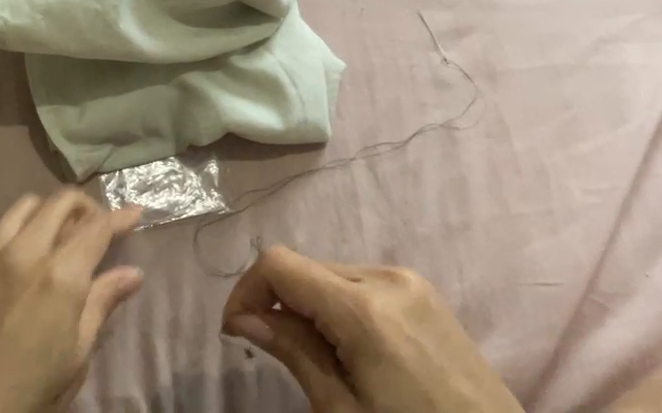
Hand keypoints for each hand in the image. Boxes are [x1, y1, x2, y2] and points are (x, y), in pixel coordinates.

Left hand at [0, 190, 144, 412]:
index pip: (97, 227)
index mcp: (59, 275)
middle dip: (86, 206)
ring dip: (50, 210)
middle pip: (60, 202)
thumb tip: (131, 274)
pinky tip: (24, 261)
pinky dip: (20, 232)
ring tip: (62, 233)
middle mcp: (24, 252)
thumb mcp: (76, 356)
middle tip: (99, 226)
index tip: (135, 212)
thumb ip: (101, 305)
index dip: (120, 216)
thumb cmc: (29, 394)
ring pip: (24, 206)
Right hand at [221, 247, 520, 412]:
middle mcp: (386, 276)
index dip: (246, 290)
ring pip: (332, 274)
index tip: (236, 332)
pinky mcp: (426, 291)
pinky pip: (363, 283)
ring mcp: (410, 281)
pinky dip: (340, 305)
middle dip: (278, 302)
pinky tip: (349, 346)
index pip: (280, 264)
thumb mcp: (345, 411)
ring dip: (309, 304)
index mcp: (364, 307)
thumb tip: (244, 318)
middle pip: (305, 268)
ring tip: (314, 355)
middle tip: (270, 352)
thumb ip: (294, 353)